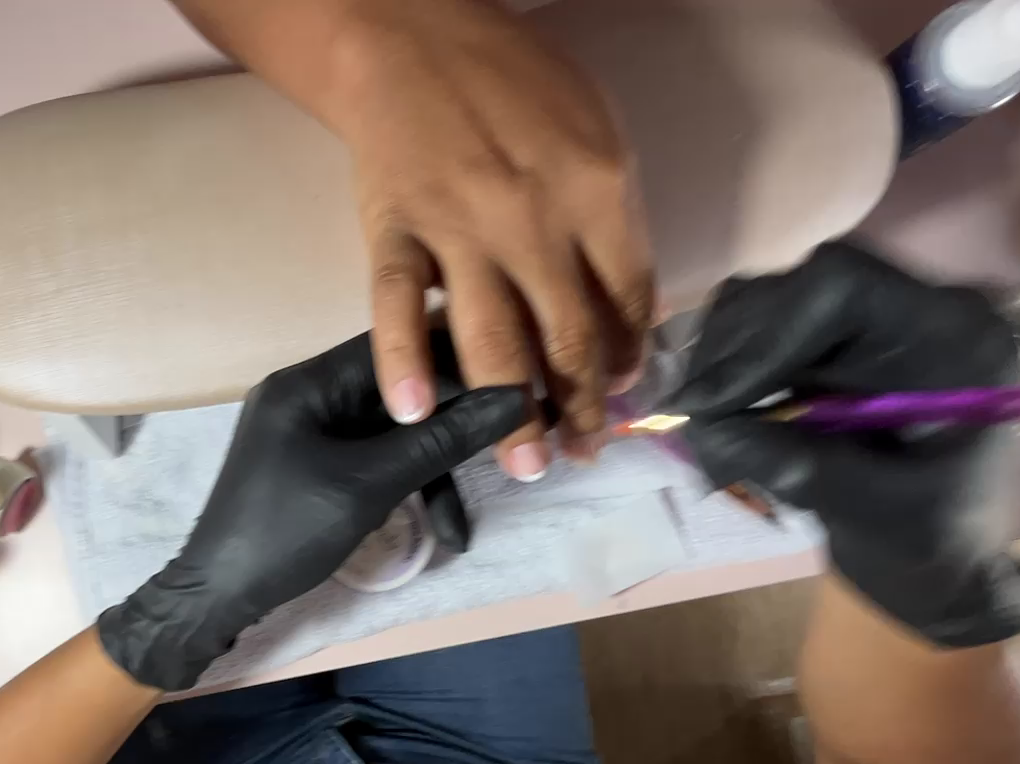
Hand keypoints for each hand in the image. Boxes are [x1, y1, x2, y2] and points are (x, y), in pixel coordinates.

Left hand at [97, 333, 526, 689]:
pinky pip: (374, 461)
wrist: (219, 595)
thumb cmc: (286, 532)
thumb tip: (514, 398)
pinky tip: (436, 533)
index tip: (519, 376)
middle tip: (511, 449)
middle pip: (400, 393)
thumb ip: (440, 439)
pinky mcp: (316, 465)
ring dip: (431, 478)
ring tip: (459, 532)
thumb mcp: (368, 485)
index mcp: (307, 382)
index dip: (460, 358)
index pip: (396, 345)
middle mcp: (308, 394)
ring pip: (392, 435)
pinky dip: (404, 491)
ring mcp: (311, 432)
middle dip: (453, 429)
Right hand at [328, 0, 654, 477]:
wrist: (415, 39)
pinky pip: (397, 307)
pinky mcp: (395, 234)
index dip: (624, 359)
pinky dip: (402, 361)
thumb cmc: (513, 81)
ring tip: (523, 464)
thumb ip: (610, 222)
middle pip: (564, 335)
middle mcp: (534, 220)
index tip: (616, 399)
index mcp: (597, 187)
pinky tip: (410, 413)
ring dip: (510, 410)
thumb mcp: (593, 132)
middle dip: (576, 405)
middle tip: (578, 456)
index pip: (624, 299)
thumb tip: (621, 310)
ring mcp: (459, 231)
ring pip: (490, 339)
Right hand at [670, 242, 1019, 646]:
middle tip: (694, 425)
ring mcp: (858, 326)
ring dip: (712, 371)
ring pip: (753, 309)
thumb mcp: (866, 508)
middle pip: (784, 291)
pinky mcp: (819, 346)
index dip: (761, 336)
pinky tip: (716, 422)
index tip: (709, 405)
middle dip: (724, 359)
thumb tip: (703, 427)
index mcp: (951, 337)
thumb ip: (791, 463)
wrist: (934, 555)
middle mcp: (906, 311)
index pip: (839, 287)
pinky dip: (715, 380)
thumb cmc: (925, 538)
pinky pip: (744, 338)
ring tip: (707, 433)